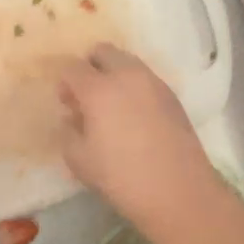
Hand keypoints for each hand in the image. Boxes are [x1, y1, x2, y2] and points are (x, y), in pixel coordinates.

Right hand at [57, 43, 230, 238]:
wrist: (180, 192)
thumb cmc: (121, 178)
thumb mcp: (79, 160)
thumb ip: (68, 132)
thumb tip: (72, 117)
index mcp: (98, 89)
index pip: (72, 67)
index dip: (64, 82)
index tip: (66, 103)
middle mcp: (126, 76)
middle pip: (102, 51)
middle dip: (90, 67)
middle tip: (87, 97)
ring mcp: (153, 82)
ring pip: (126, 62)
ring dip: (114, 74)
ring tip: (113, 107)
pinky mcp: (172, 95)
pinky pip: (145, 78)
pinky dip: (134, 87)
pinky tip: (135, 117)